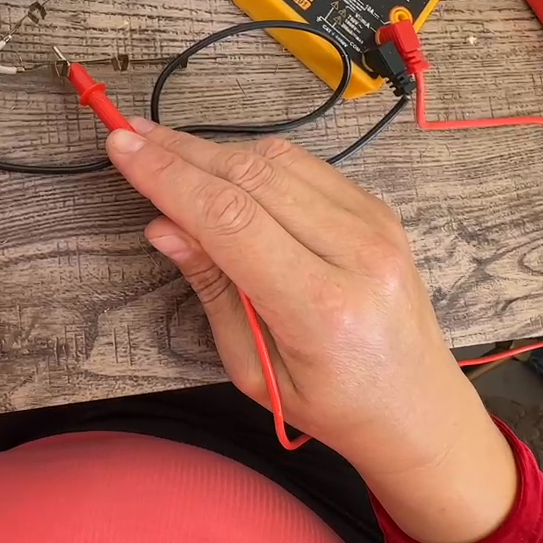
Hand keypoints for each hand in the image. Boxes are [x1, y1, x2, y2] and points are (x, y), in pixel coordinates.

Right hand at [105, 121, 517, 542]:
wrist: (420, 409)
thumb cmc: (330, 404)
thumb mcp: (253, 367)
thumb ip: (212, 286)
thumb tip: (162, 225)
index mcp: (321, 306)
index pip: (229, 218)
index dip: (168, 176)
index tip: (122, 147)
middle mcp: (355, 251)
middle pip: (249, 176)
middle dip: (179, 150)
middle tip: (130, 133)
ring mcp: (374, 222)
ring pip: (274, 159)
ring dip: (210, 149)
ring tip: (161, 145)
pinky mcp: (377, 207)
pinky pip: (301, 163)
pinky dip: (249, 157)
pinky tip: (216, 162)